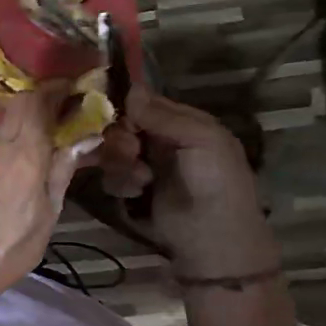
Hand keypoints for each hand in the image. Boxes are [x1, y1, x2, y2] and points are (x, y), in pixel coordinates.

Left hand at [0, 83, 102, 294]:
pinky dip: (24, 129)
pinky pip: (4, 134)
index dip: (58, 89)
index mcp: (22, 153)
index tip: (82, 89)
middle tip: (76, 105)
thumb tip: (85, 137)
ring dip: (36, 112)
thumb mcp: (52, 204)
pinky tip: (44, 143)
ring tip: (65, 124)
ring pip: (11, 117)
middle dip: (48, 97)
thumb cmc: (19, 239)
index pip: (35, 101)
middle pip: (21, 103)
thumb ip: (65, 165)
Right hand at [98, 87, 280, 279]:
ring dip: (120, 166)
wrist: (210, 236)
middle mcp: (160, 140)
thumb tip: (131, 88)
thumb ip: (164, 116)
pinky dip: (119, 185)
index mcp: (182, 122)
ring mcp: (144, 165)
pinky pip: (110, 177)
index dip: (125, 106)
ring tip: (141, 182)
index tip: (112, 115)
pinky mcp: (131, 190)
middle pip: (121, 127)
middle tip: (134, 154)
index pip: (144, 102)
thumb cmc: (215, 182)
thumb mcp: (201, 140)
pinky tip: (135, 195)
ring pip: (111, 153)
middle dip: (121, 141)